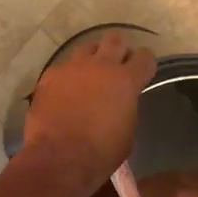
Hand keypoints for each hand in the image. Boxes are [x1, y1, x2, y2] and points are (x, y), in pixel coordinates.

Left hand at [23, 30, 155, 194]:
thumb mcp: (127, 133)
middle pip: (116, 38)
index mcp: (126, 80)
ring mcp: (74, 66)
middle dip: (120, 48)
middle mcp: (101, 65)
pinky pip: (65, 66)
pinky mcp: (52, 74)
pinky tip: (66, 92)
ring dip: (93, 58)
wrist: (59, 157)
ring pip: (88, 47)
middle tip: (118, 63)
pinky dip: (69, 76)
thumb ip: (127, 108)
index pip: (145, 57)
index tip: (142, 72)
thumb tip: (121, 101)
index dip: (145, 64)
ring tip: (90, 74)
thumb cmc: (100, 153)